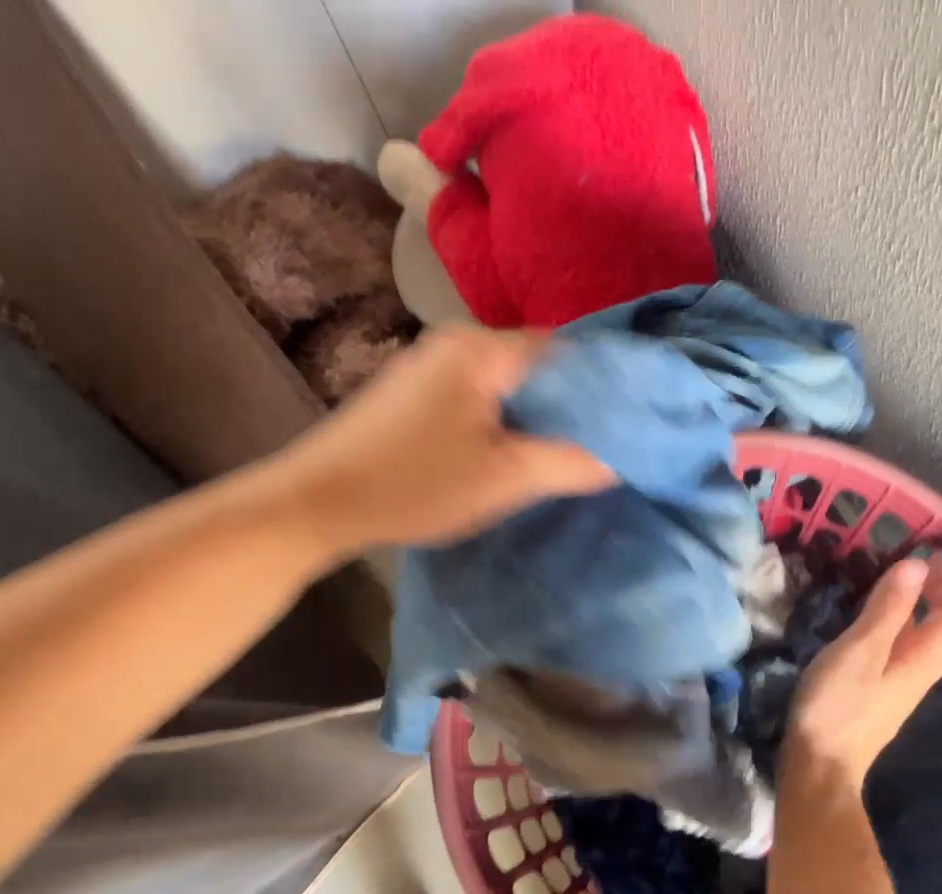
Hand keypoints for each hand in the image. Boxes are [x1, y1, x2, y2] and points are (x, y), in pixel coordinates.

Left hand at [270, 326, 614, 549]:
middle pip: (537, 365)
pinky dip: (502, 418)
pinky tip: (509, 451)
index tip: (627, 424)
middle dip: (569, 404)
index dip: (602, 387)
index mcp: (481, 349)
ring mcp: (428, 364)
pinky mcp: (412, 391)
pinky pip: (478, 395)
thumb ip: (570, 462)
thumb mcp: (504, 478)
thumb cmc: (413, 484)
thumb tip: (619, 457)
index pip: (567, 352)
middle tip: (601, 444)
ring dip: (535, 414)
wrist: (314, 504)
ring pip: (507, 383)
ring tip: (562, 452)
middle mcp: (455, 341)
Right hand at [785, 554, 941, 786]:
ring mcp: (902, 687)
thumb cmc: (838, 705)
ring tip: (896, 587)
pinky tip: (874, 624)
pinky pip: (906, 652)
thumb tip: (918, 565)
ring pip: (927, 642)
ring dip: (922, 609)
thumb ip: (888, 608)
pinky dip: (902, 627)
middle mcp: (921, 673)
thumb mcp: (860, 649)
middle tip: (917, 566)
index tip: (931, 554)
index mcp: (922, 660)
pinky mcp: (882, 696)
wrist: (820, 767)